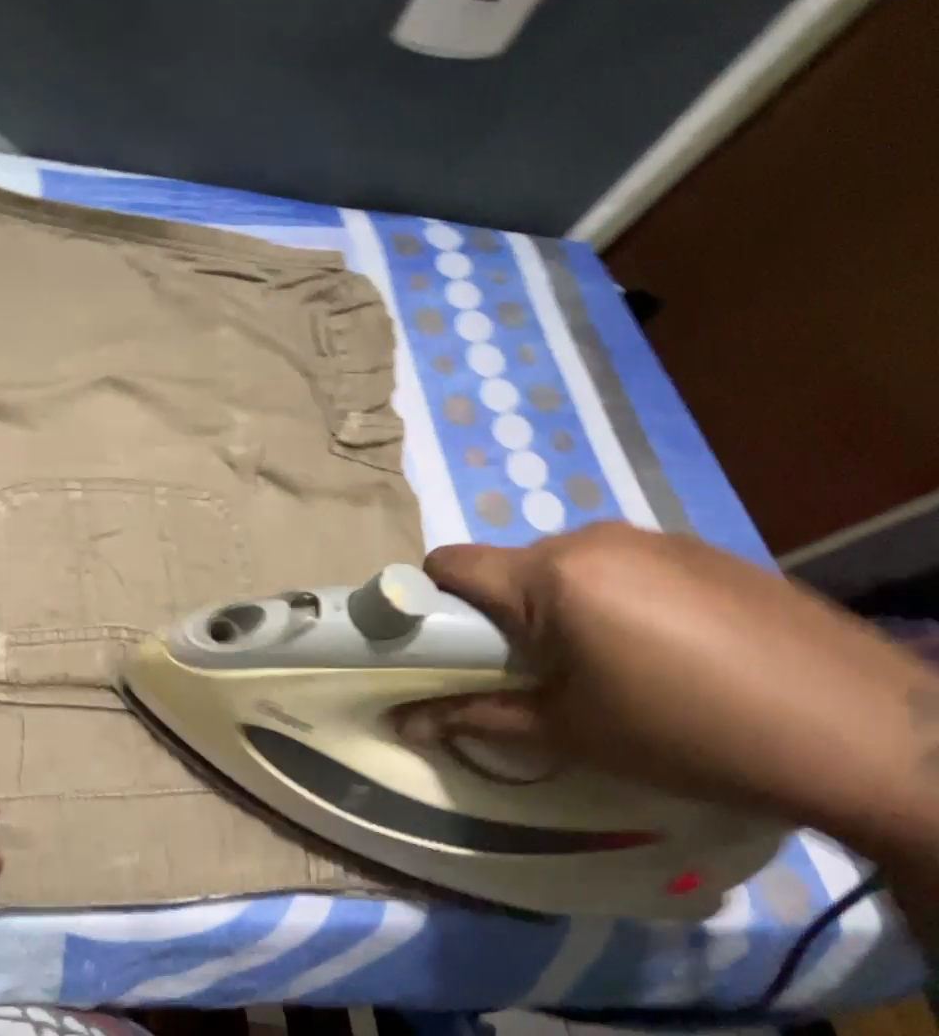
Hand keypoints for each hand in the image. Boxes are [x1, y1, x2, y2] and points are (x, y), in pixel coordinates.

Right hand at [396, 523, 938, 852]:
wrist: (874, 738)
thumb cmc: (692, 736)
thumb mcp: (572, 733)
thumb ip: (476, 716)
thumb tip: (401, 722)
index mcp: (551, 576)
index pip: (449, 563)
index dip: (432, 602)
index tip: (452, 650)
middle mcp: (594, 538)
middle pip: (511, 566)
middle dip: (506, 614)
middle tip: (541, 674)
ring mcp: (657, 539)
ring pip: (570, 565)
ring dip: (564, 607)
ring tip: (614, 668)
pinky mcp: (708, 551)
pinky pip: (628, 566)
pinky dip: (620, 601)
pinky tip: (672, 654)